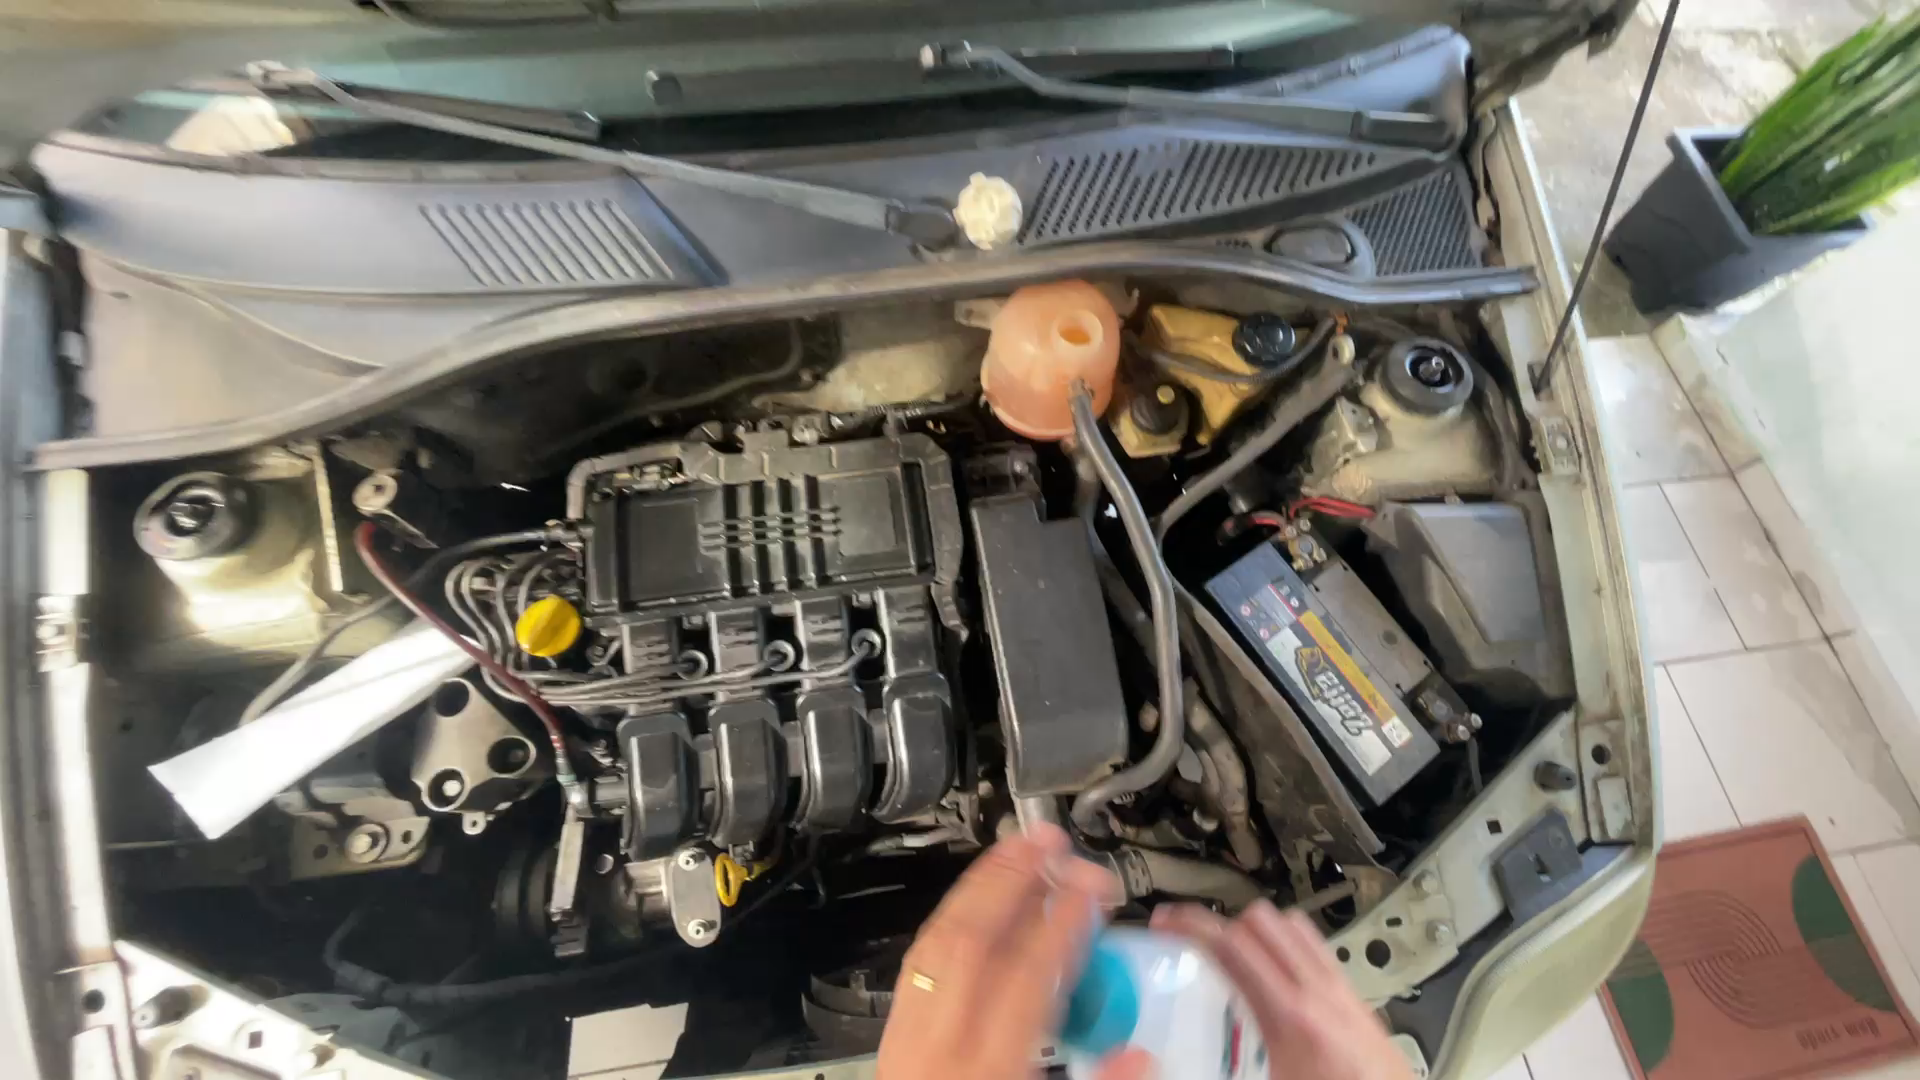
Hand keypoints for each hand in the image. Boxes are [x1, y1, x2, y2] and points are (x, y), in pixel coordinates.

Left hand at [876, 824, 1150, 1079]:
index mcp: (987, 1076)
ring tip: (1016, 850)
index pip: (1026, 981)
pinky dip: (952, 919)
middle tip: (1052, 841)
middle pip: (971, 942)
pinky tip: (976, 902)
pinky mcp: (894, 1044)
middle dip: (1013, 880)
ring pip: (939, 941)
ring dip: (979, 887)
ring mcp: (907, 1044)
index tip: (1091, 887)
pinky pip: (921, 962)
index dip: (1062, 925)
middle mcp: (938, 1052)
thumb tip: (1142, 1055)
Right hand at [1153, 901, 1411, 1079]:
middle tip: (1196, 947)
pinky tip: (1277, 983)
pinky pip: (1318, 950)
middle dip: (1221, 924)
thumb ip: (1221, 1068)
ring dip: (1258, 932)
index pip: (1231, 943)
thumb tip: (1163, 1069)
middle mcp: (1319, 995)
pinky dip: (1289, 949)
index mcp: (1291, 1021)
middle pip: (1260, 920)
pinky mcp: (1361, 1006)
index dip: (1189, 923)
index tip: (1163, 922)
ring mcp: (1344, 995)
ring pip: (1292, 924)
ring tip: (1236, 960)